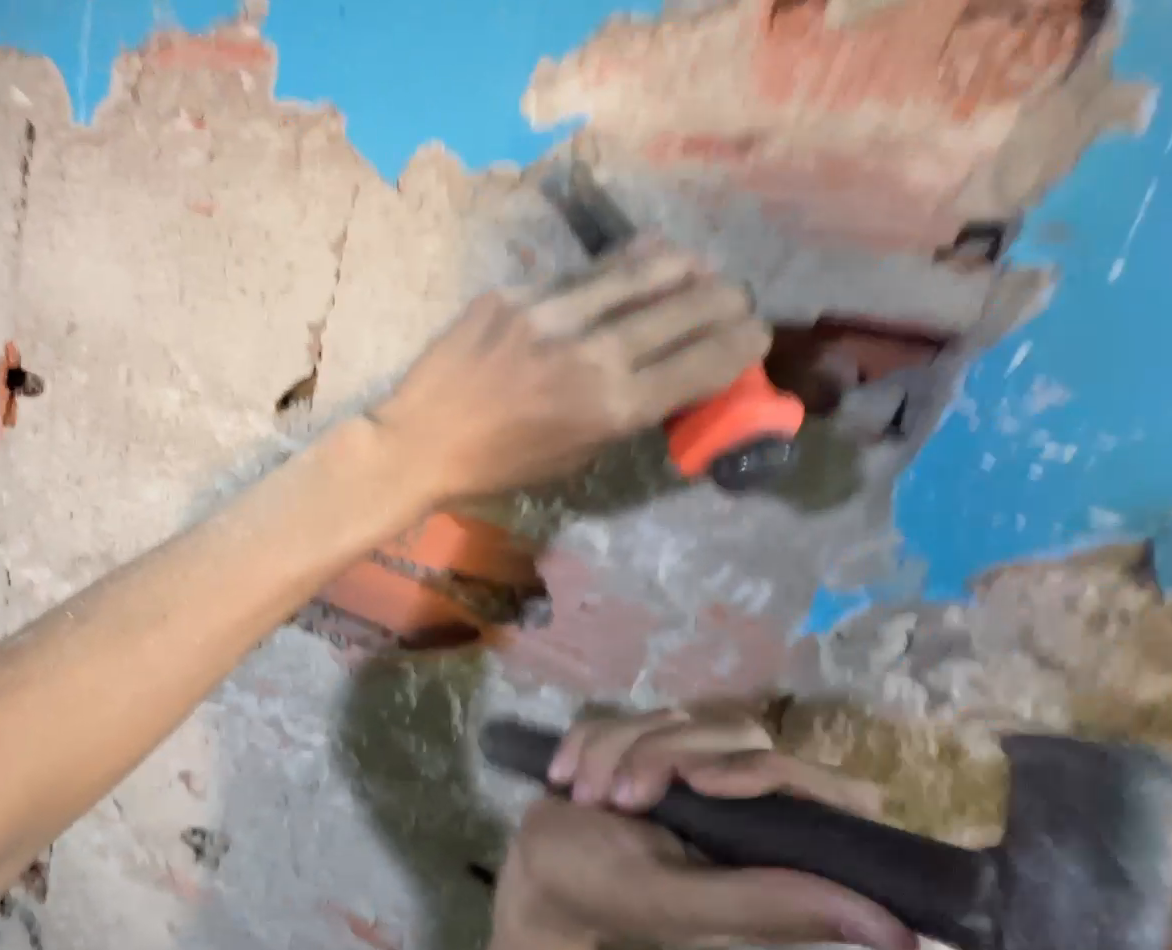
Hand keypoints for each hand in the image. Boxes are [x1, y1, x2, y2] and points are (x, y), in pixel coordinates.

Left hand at [371, 245, 770, 503]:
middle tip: (732, 297)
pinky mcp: (510, 297)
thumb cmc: (496, 465)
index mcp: (612, 406)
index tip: (754, 333)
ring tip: (696, 266)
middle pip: (686, 306)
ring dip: (680, 267)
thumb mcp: (575, 456)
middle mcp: (590, 353)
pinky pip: (576, 275)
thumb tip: (673, 371)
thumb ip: (627, 411)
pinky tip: (632, 262)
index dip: (743, 342)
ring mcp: (547, 316)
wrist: (417, 443)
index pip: (705, 361)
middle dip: (724, 300)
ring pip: (638, 271)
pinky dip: (613, 271)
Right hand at [494, 710, 917, 949]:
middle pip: (732, 734)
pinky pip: (621, 715)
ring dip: (611, 753)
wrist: (531, 870)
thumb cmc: (601, 894)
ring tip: (586, 797)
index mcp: (767, 847)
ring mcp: (683, 767)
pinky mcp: (637, 745)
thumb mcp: (678, 904)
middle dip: (659, 757)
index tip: (703, 786)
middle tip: (619, 801)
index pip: (811, 782)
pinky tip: (566, 778)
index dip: (765, 770)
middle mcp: (737, 801)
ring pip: (670, 718)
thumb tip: (899, 931)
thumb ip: (769, 904)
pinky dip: (586, 743)